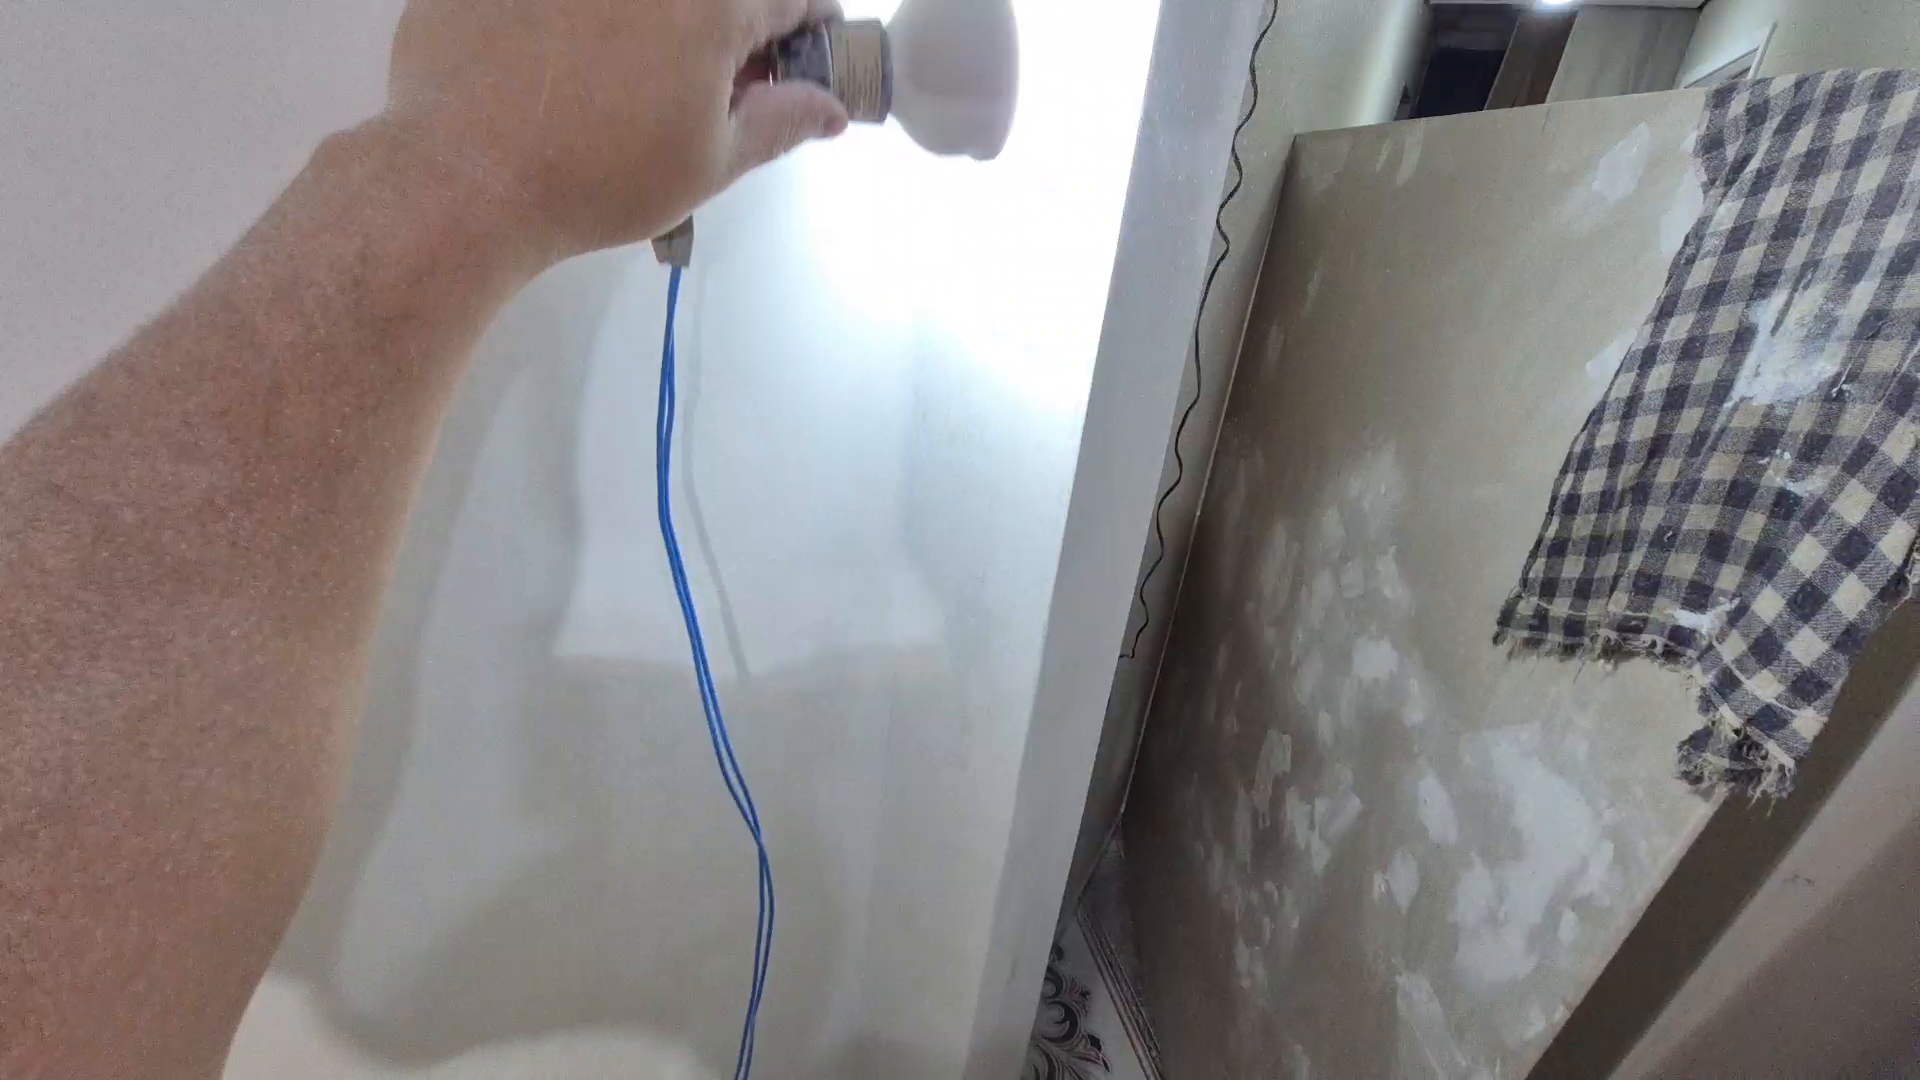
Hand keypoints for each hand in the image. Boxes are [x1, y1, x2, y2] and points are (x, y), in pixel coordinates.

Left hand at [386, 0, 849, 258]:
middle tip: (727, 75)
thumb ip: (780, 124)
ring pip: (656, 0)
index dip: (811, 23)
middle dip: (740, 26)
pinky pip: (591, 0)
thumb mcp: (712, 163)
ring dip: (674, 24)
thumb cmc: (611, 179)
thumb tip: (832, 109)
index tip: (811, 48)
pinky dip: (604, 22)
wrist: (473, 172)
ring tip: (652, 74)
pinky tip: (583, 60)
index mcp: (709, 6)